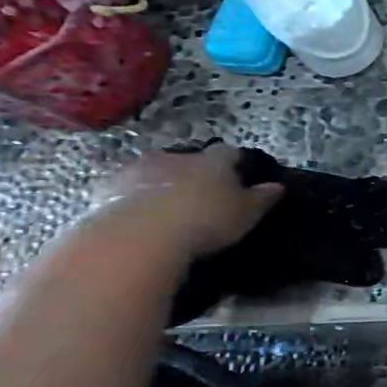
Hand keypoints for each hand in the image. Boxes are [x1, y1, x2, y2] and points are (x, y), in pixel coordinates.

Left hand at [80, 143, 281, 258]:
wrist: (142, 234)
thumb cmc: (206, 220)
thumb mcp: (246, 214)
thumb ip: (262, 198)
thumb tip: (277, 186)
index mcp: (213, 161)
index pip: (230, 153)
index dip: (236, 163)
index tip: (240, 176)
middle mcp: (177, 156)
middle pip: (190, 159)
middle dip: (195, 173)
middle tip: (202, 195)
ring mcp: (140, 168)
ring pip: (156, 171)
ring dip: (163, 183)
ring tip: (168, 208)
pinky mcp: (109, 187)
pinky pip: (127, 188)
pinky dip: (134, 198)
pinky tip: (140, 217)